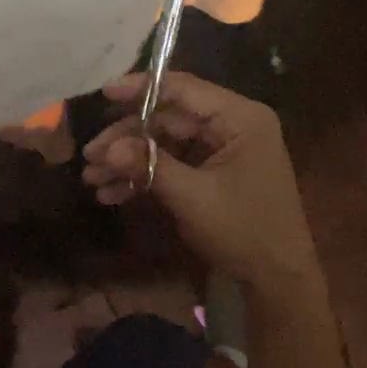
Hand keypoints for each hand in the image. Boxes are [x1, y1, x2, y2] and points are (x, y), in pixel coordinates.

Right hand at [83, 72, 318, 288]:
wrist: (277, 279)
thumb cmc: (244, 229)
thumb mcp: (194, 196)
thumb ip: (150, 166)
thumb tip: (106, 149)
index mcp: (240, 118)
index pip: (183, 90)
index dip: (140, 89)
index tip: (103, 93)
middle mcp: (231, 126)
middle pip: (167, 119)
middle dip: (127, 138)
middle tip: (89, 155)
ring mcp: (220, 150)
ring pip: (164, 143)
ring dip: (129, 161)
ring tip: (92, 180)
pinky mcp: (211, 173)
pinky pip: (172, 164)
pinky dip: (144, 177)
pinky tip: (112, 194)